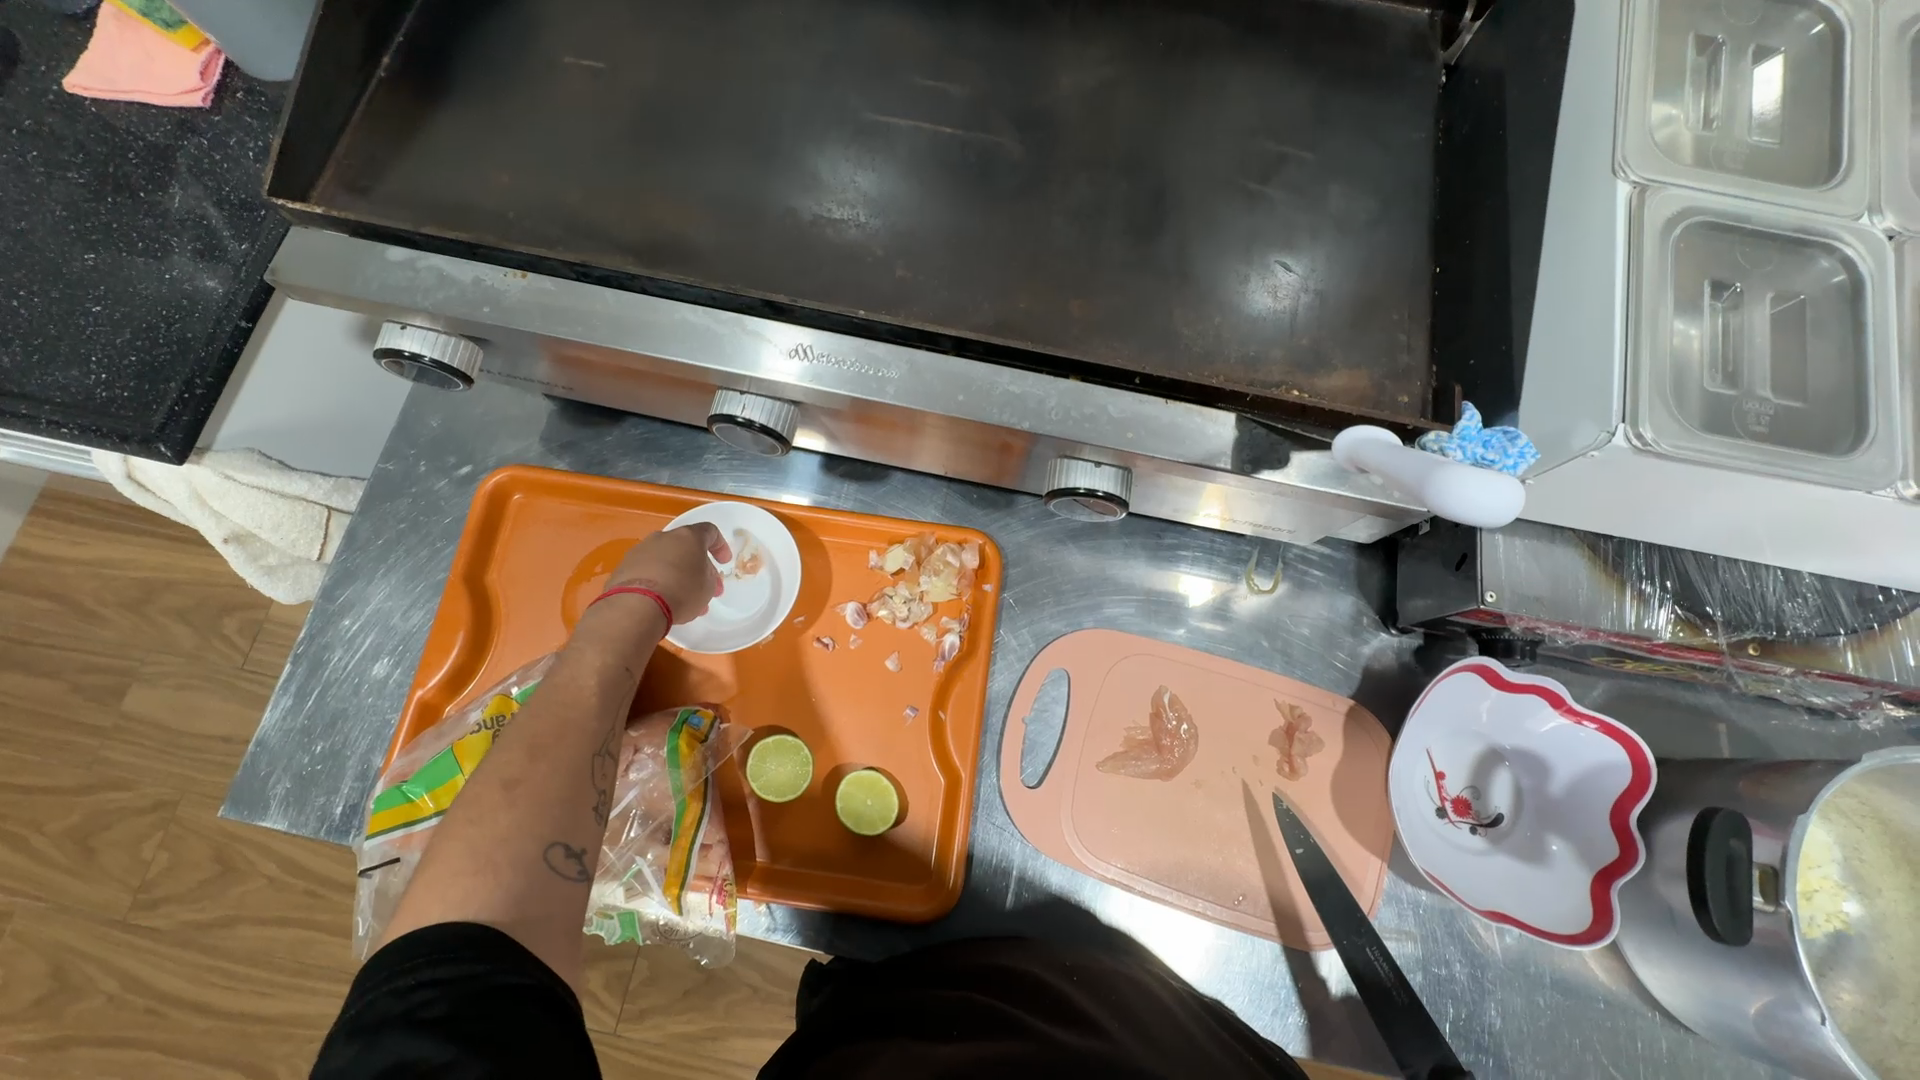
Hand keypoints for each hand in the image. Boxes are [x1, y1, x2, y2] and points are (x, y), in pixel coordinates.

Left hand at [607, 523, 731, 623]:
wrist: (636, 605)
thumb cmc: (681, 591)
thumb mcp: (708, 588)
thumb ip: (708, 576)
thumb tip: (701, 576)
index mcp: (688, 537)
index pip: (710, 531)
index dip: (720, 546)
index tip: (724, 563)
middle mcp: (663, 537)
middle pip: (685, 547)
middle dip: (697, 566)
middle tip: (704, 588)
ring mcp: (641, 550)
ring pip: (665, 560)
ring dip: (677, 575)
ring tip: (683, 600)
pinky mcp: (624, 566)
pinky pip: (647, 571)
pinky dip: (657, 581)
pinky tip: (661, 600)